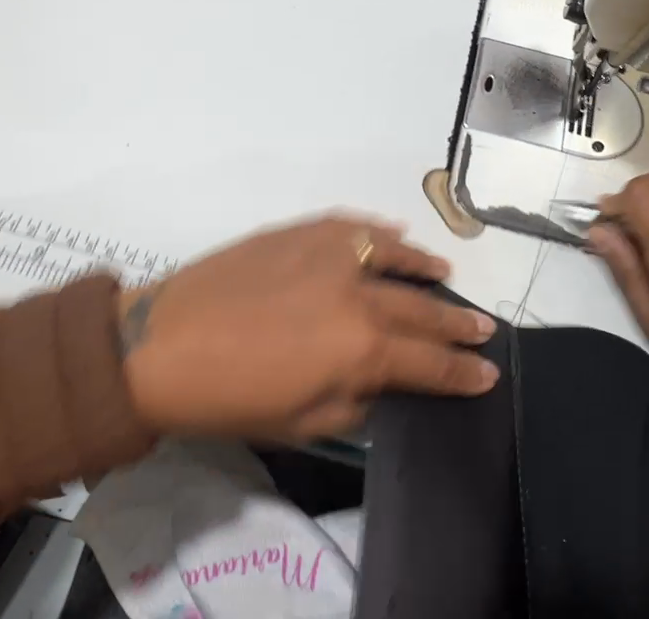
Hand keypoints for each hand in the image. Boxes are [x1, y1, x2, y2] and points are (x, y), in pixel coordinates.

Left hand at [118, 217, 498, 441]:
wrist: (160, 345)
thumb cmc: (230, 398)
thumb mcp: (302, 422)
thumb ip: (355, 400)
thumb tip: (379, 381)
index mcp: (360, 349)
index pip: (428, 363)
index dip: (462, 373)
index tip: (489, 374)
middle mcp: (358, 293)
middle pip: (421, 310)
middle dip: (458, 325)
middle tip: (485, 330)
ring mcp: (330, 254)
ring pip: (395, 256)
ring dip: (426, 270)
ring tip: (446, 276)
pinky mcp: (302, 232)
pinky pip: (355, 228)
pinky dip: (381, 234)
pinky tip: (394, 236)